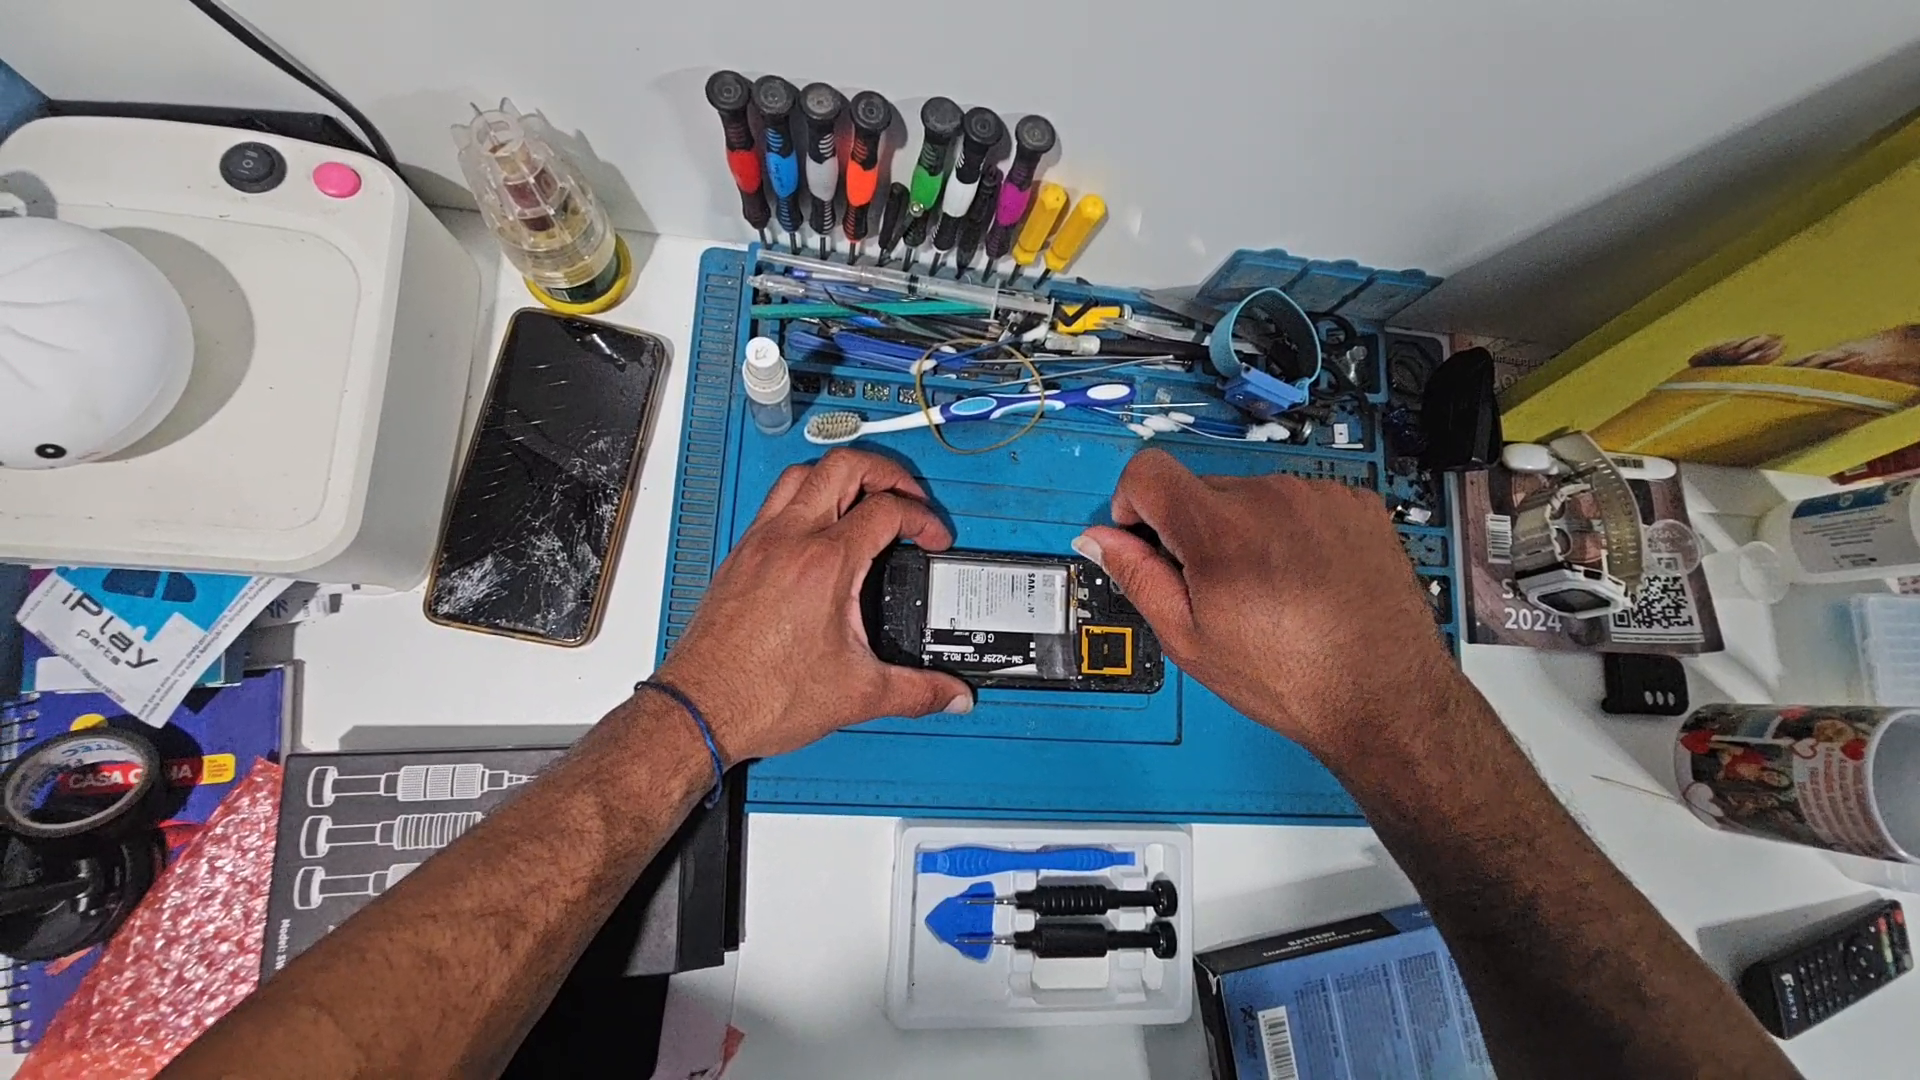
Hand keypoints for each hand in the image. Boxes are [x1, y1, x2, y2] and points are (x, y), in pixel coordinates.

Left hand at [653, 449, 972, 763]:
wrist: (699, 710)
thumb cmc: (760, 697)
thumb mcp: (858, 694)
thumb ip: (916, 691)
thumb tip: (952, 695)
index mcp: (824, 564)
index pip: (887, 510)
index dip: (924, 518)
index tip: (934, 539)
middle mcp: (789, 540)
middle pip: (844, 466)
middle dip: (888, 473)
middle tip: (908, 496)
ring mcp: (760, 543)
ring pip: (803, 473)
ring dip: (842, 475)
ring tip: (866, 496)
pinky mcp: (740, 556)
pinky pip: (776, 500)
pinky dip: (807, 496)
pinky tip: (819, 527)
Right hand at [1074, 449, 1459, 755]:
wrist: (1385, 697)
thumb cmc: (1286, 677)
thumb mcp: (1188, 638)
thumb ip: (1136, 577)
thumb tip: (1098, 537)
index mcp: (1220, 530)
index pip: (1147, 471)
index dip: (1132, 503)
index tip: (1146, 539)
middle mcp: (1270, 497)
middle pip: (1199, 489)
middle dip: (1192, 530)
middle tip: (1215, 589)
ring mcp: (1318, 496)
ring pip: (1248, 496)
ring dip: (1242, 530)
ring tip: (1267, 589)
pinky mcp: (1354, 503)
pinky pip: (1296, 500)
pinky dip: (1286, 529)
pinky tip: (1301, 576)